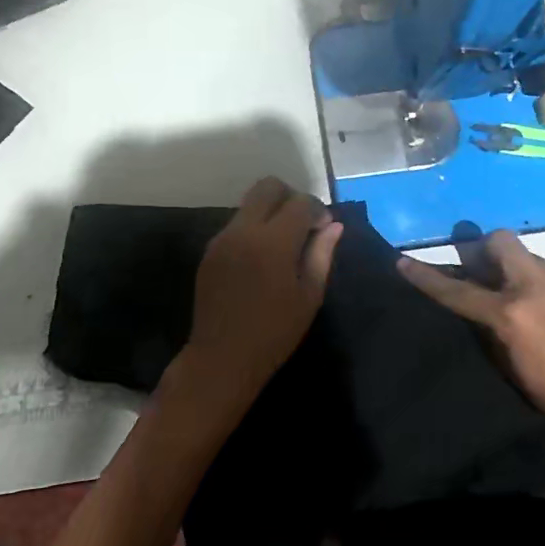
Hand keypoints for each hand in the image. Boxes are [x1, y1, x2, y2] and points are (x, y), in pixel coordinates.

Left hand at [181, 177, 344, 399]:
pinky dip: (255, 227)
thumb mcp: (309, 296)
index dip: (318, 210)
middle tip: (303, 224)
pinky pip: (237, 223)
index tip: (325, 228)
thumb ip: (322, 254)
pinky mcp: (210, 250)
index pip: (300, 202)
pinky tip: (263, 257)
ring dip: (271, 212)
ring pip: (250, 203)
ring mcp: (222, 239)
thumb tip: (334, 226)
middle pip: (268, 186)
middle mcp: (244, 231)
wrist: (221, 358)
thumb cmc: (274, 332)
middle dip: (291, 197)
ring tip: (285, 243)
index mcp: (273, 243)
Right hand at [397, 230, 544, 464]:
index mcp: (513, 315)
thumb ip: (495, 334)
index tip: (404, 262)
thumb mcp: (515, 371)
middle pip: (502, 241)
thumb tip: (484, 312)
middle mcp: (540, 288)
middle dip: (488, 249)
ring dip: (524, 273)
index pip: (459, 290)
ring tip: (534, 304)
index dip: (427, 277)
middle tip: (488, 271)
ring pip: (536, 260)